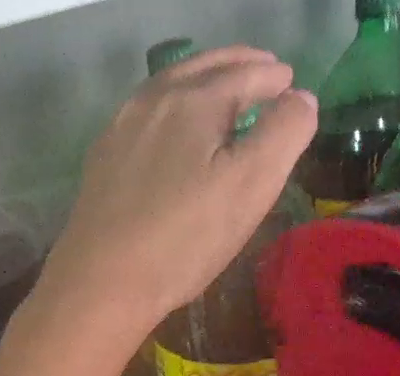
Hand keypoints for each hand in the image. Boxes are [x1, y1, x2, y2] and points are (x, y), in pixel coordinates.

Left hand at [40, 46, 316, 329]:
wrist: (100, 285)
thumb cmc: (183, 239)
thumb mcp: (251, 185)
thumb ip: (284, 133)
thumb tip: (299, 99)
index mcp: (194, 101)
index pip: (245, 73)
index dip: (273, 77)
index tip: (289, 82)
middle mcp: (151, 102)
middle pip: (202, 70)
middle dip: (236, 67)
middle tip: (262, 72)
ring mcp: (119, 132)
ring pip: (168, 90)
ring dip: (201, 84)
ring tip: (221, 97)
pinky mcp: (101, 164)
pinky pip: (144, 120)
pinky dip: (170, 111)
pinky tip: (173, 134)